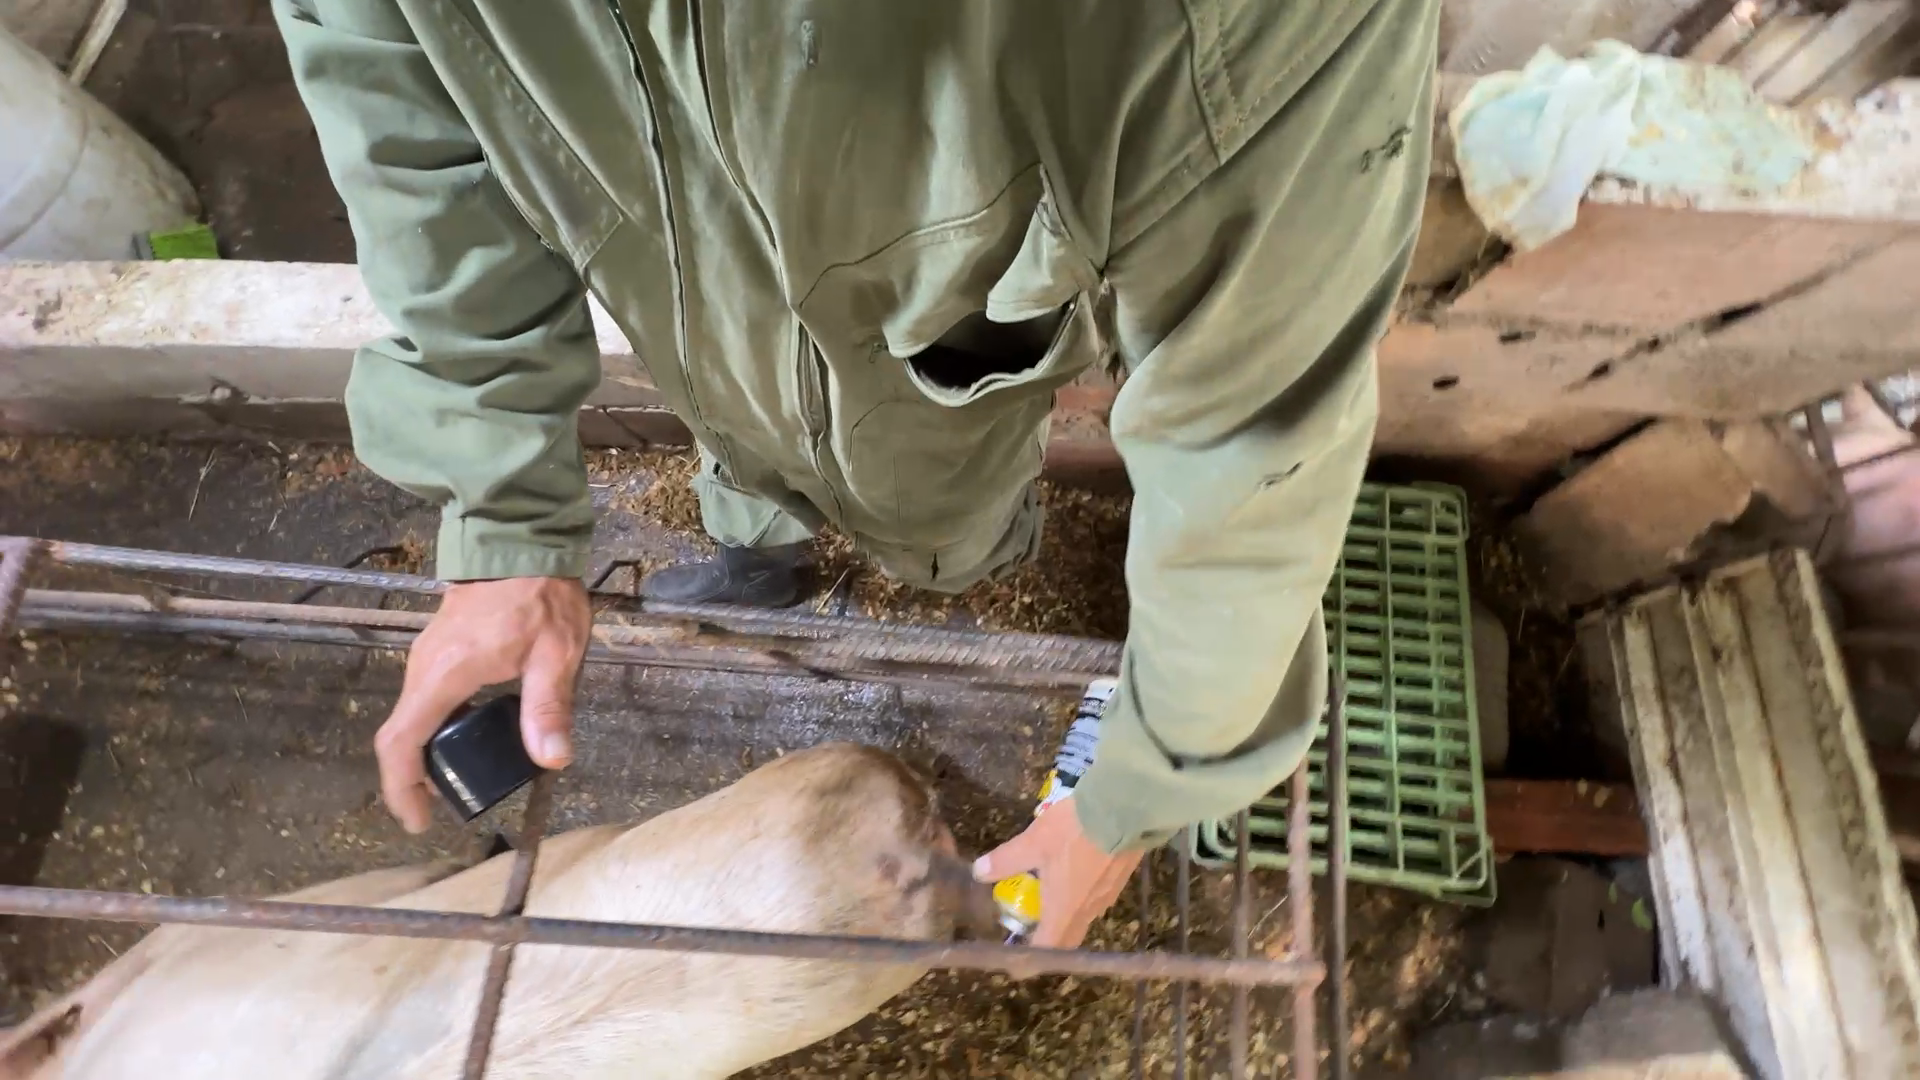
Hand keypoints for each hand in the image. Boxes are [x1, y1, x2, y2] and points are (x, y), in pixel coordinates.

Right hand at [374, 577, 590, 832]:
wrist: (522, 545)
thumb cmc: (542, 597)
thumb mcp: (556, 655)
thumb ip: (549, 708)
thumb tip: (553, 760)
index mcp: (445, 675)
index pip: (402, 743)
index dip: (402, 789)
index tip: (417, 821)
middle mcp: (424, 668)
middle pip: (403, 734)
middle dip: (416, 776)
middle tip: (449, 802)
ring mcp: (428, 655)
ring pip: (415, 715)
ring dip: (429, 750)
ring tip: (464, 774)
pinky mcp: (442, 647)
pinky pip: (429, 697)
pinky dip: (441, 724)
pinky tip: (475, 730)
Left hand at [973, 796, 1144, 948]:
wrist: (1123, 809)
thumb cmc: (1073, 831)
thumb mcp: (1033, 842)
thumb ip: (1006, 860)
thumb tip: (979, 872)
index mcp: (1064, 911)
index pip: (1047, 950)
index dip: (1029, 957)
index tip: (1016, 956)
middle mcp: (1088, 911)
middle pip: (1067, 937)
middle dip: (1048, 936)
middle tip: (1029, 922)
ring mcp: (1108, 896)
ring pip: (1083, 916)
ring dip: (1065, 913)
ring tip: (1048, 893)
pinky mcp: (1120, 878)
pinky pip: (1096, 897)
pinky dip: (1081, 894)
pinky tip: (1073, 871)